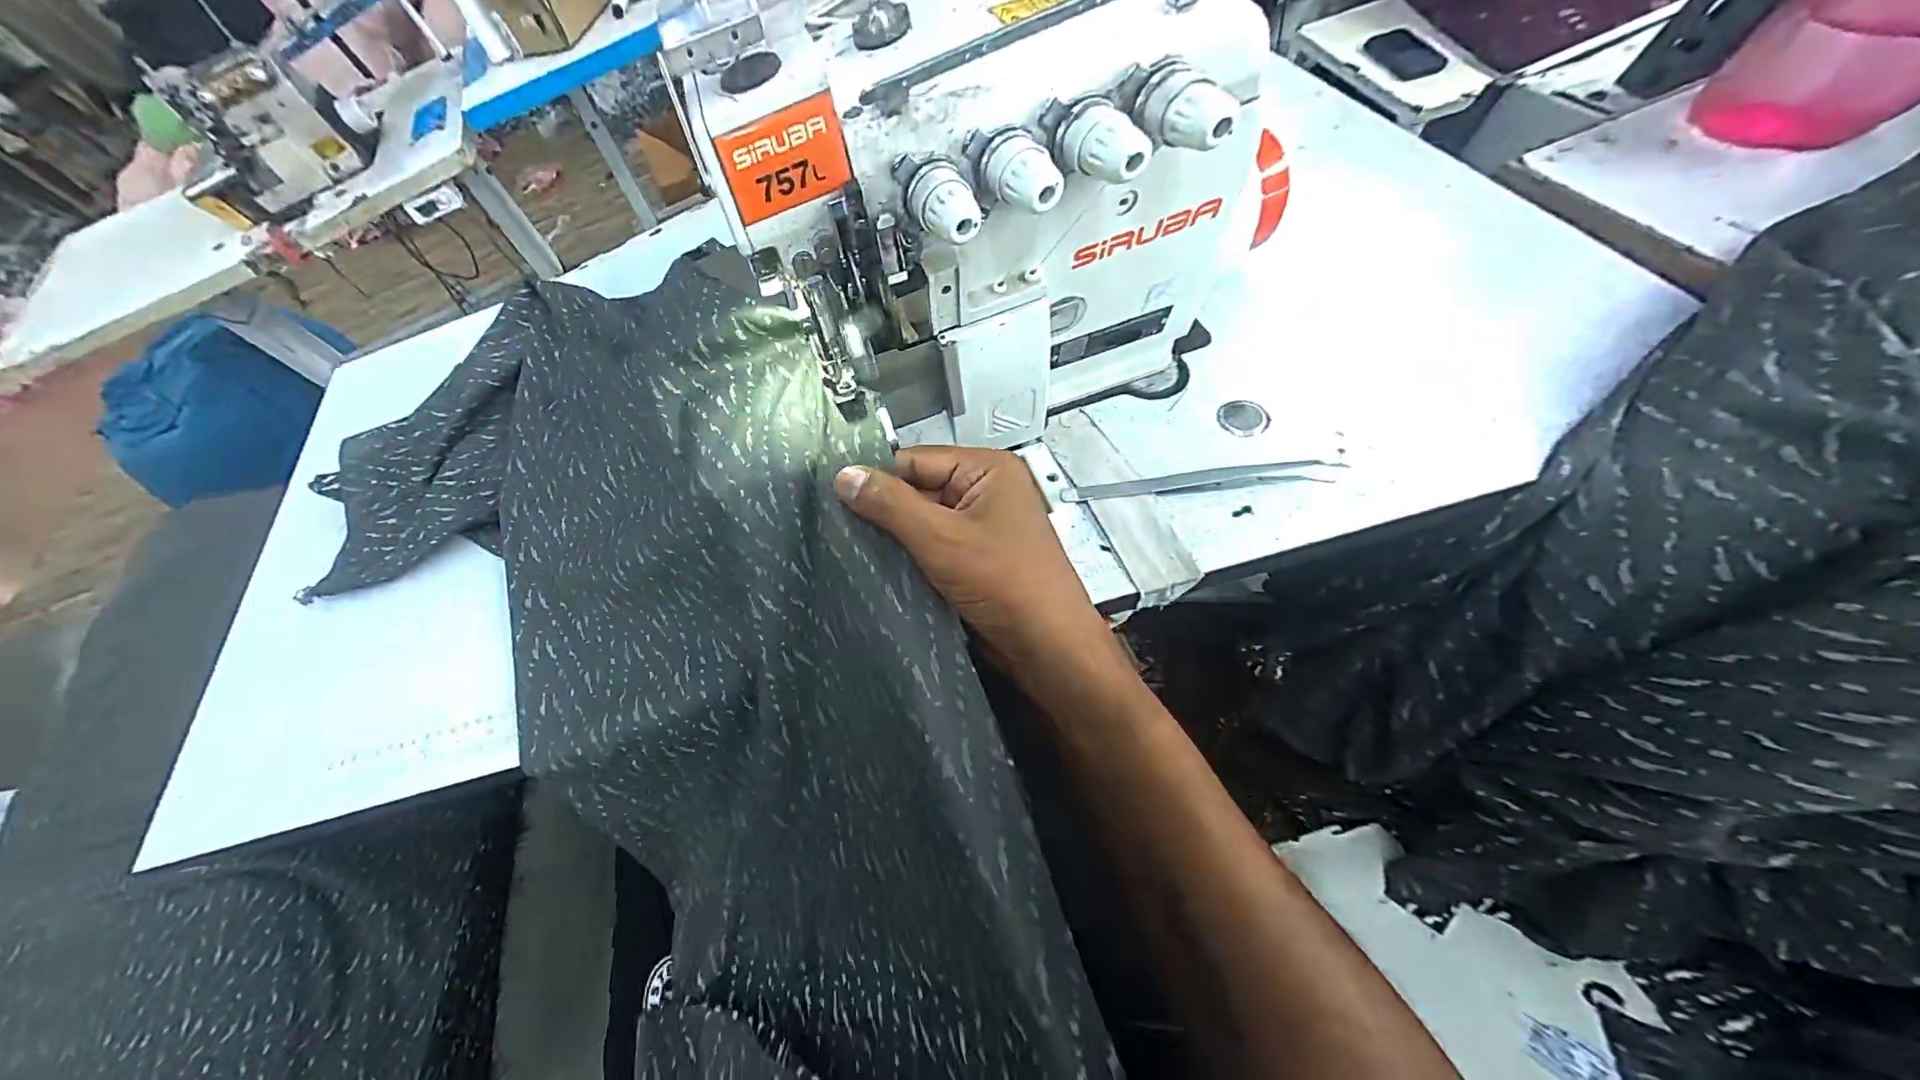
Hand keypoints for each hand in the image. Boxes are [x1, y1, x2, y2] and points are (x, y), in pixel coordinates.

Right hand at [834, 446, 1132, 704]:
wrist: (1047, 646)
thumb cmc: (1008, 584)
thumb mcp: (942, 538)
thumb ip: (891, 504)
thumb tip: (846, 476)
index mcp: (988, 469)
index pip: (916, 460)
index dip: (878, 478)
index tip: (836, 497)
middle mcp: (986, 491)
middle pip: (918, 490)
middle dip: (886, 512)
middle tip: (840, 529)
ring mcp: (981, 527)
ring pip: (923, 523)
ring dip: (897, 539)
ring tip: (859, 551)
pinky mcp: (976, 560)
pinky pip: (934, 548)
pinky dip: (912, 558)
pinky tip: (884, 569)